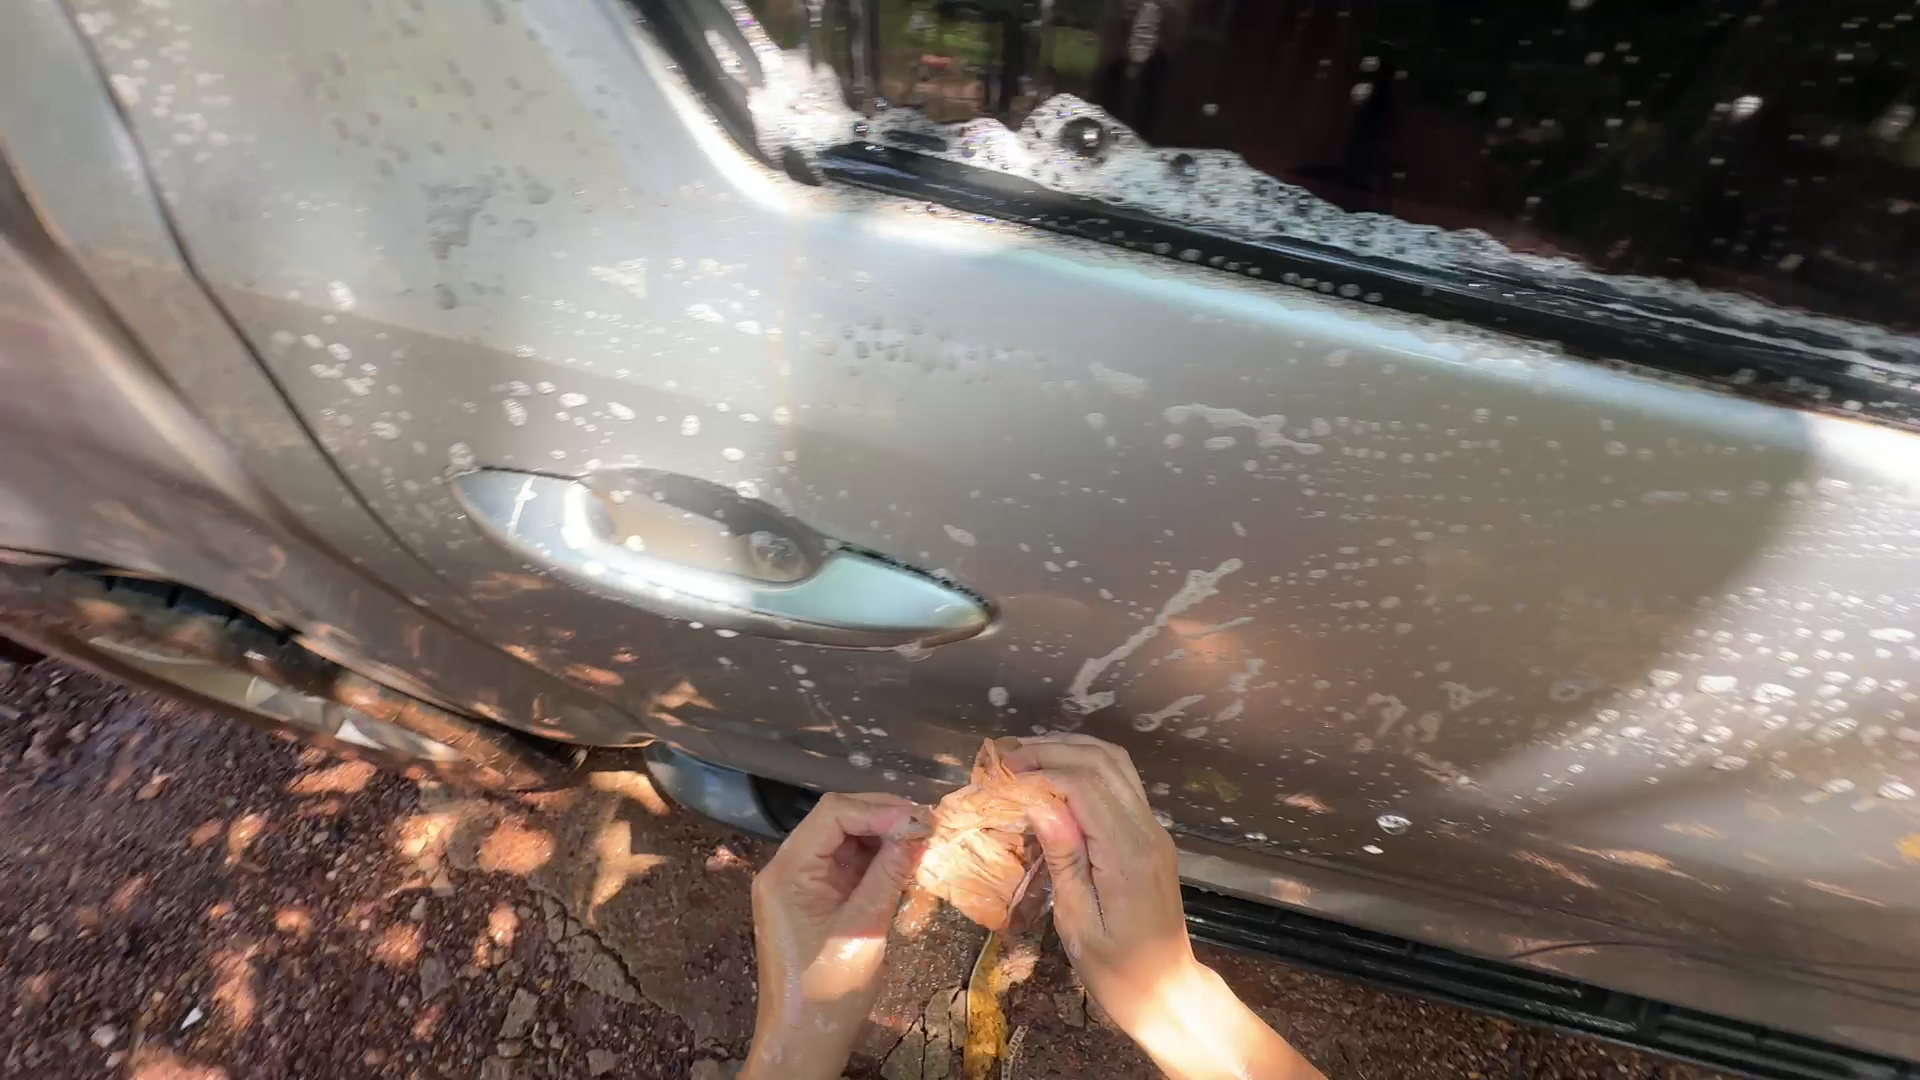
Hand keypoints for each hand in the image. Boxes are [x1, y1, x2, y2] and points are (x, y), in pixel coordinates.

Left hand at [740, 792, 926, 1079]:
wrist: (802, 1046)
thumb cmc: (828, 992)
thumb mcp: (864, 927)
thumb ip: (889, 872)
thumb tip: (919, 828)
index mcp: (788, 870)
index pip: (833, 813)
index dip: (878, 809)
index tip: (918, 819)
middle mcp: (788, 866)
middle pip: (837, 818)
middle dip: (883, 817)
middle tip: (926, 824)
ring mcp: (801, 881)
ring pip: (845, 836)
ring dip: (883, 834)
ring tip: (921, 839)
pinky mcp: (815, 895)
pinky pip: (847, 861)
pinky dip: (876, 856)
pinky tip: (904, 859)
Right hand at [1004, 735, 1323, 1079]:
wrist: (1169, 993)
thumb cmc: (1117, 972)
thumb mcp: (1078, 925)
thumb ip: (1063, 859)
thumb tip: (1039, 804)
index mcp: (1128, 854)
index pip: (1086, 786)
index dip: (1043, 771)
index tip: (1006, 775)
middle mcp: (1147, 830)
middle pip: (1101, 762)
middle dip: (1053, 750)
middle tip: (1009, 757)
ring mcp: (1153, 827)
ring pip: (1115, 762)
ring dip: (1071, 748)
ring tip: (1028, 754)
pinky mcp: (1150, 831)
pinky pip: (1120, 779)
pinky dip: (1087, 763)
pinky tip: (1057, 770)